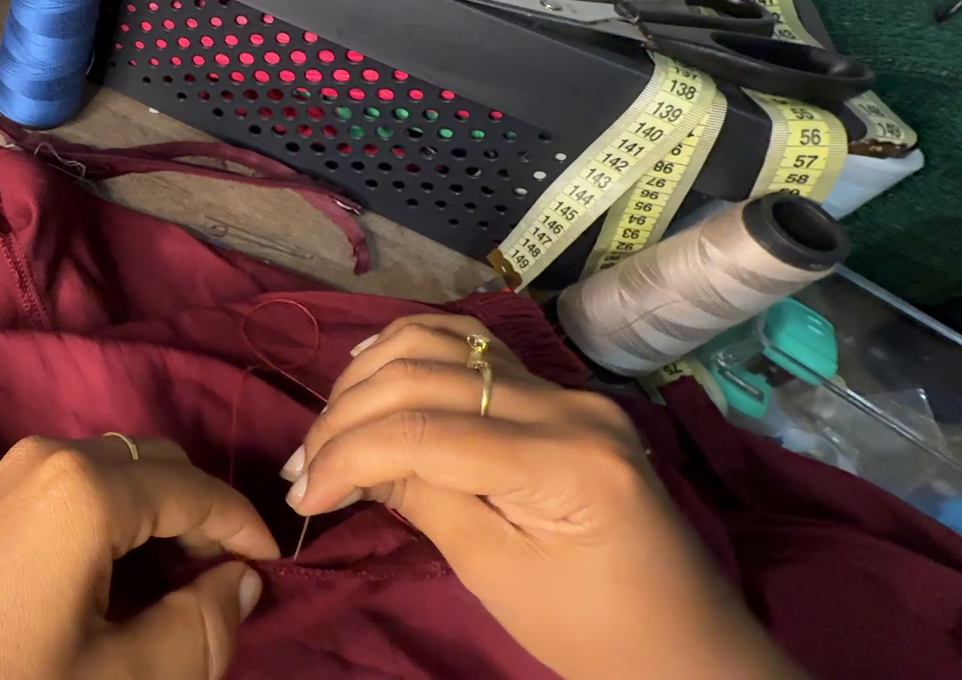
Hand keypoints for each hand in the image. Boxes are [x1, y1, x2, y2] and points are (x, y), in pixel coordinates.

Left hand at [0, 435, 279, 679]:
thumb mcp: (119, 678)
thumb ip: (197, 628)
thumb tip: (240, 582)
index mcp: (88, 485)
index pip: (194, 487)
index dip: (244, 525)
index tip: (276, 567)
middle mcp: (51, 454)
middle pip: (154, 462)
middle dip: (200, 512)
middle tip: (225, 582)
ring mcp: (12, 467)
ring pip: (114, 469)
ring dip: (156, 514)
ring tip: (173, 586)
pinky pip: (73, 484)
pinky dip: (113, 516)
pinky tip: (114, 575)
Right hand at [281, 313, 803, 679]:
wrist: (690, 649)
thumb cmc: (594, 635)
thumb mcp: (493, 575)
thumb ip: (414, 497)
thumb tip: (334, 463)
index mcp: (564, 462)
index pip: (421, 432)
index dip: (345, 456)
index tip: (300, 493)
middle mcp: (565, 403)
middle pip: (418, 378)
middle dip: (344, 420)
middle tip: (302, 465)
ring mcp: (561, 387)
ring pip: (434, 342)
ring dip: (365, 376)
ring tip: (329, 422)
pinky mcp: (551, 388)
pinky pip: (465, 342)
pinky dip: (406, 345)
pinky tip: (370, 364)